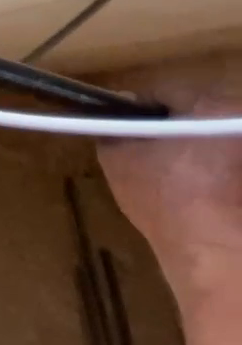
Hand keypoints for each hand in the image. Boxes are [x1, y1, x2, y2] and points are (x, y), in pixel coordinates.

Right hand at [97, 51, 241, 297]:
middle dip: (183, 129)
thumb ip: (114, 127)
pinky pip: (234, 169)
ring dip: (210, 153)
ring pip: (225, 144)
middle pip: (206, 116)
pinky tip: (216, 197)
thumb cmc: (168, 196)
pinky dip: (227, 178)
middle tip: (159, 151)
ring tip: (189, 178)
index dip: (140, 108)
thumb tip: (116, 117)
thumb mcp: (117, 156)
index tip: (124, 124)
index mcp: (213, 106)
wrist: (223, 252)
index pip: (166, 92)